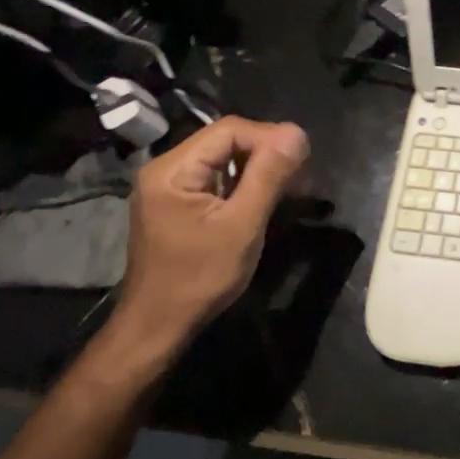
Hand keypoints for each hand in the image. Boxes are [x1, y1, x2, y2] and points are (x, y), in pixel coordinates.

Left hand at [112, 116, 308, 348]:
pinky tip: (262, 198)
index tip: (301, 159)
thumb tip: (297, 132)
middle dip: (265, 151)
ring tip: (287, 185)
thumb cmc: (199, 278)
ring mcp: (169, 187)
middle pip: (225, 140)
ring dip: (257, 167)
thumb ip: (268, 175)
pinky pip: (216, 178)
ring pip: (223, 158)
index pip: (230, 130)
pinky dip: (242, 182)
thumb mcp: (242, 225)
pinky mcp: (177, 203)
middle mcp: (165, 169)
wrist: (158, 328)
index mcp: (172, 169)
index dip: (269, 137)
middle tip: (299, 173)